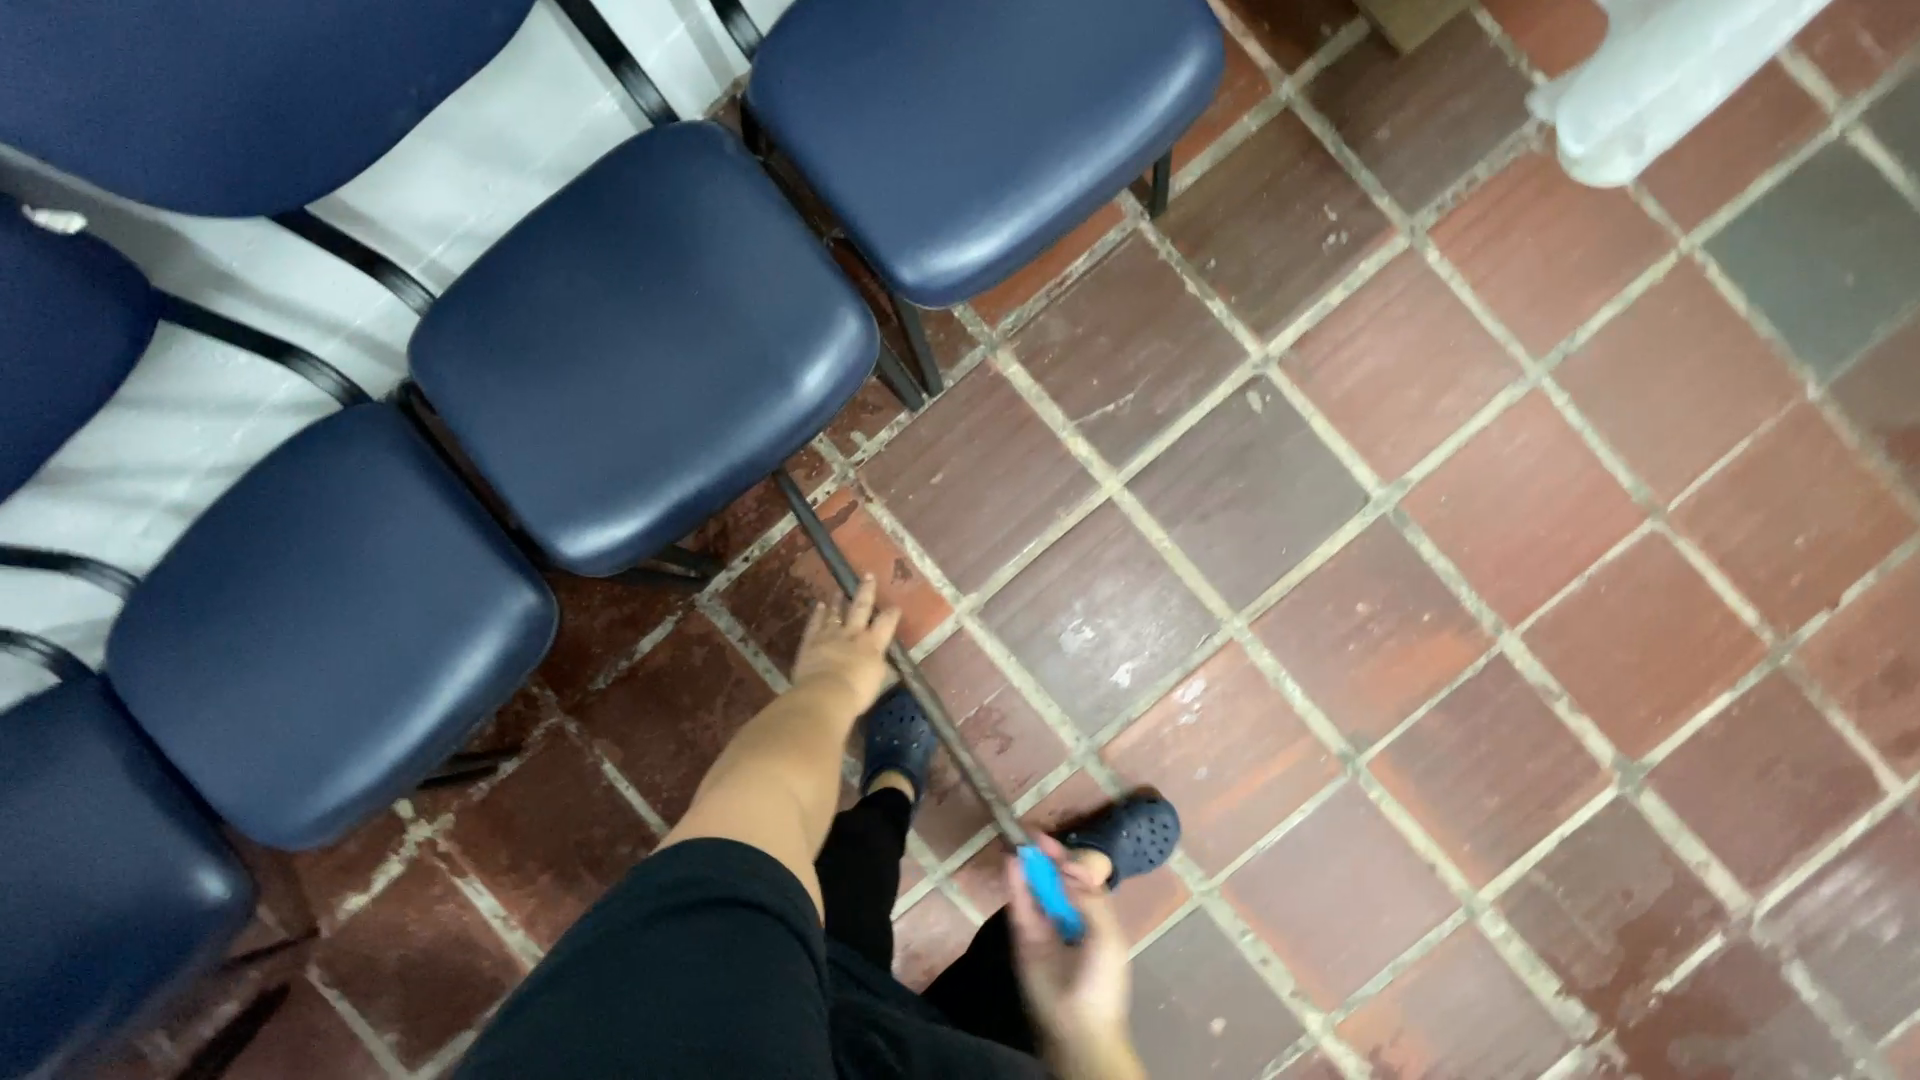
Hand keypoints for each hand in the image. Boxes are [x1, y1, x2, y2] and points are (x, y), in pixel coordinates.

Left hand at [791, 574, 900, 710]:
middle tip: (868, 576)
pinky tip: (820, 605)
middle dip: (866, 591)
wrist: (826, 694)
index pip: (886, 623)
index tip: (895, 606)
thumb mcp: (877, 681)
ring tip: (839, 589)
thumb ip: (880, 667)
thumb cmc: (857, 692)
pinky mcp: (811, 642)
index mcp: (873, 644)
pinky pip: (815, 624)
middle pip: (861, 608)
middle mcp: (853, 634)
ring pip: (835, 612)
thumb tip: (882, 662)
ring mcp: (830, 635)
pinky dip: (818, 614)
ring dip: (838, 601)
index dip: (892, 614)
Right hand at [1006, 837, 1140, 1076]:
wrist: (1078, 1027)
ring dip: (1026, 865)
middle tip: (1030, 835)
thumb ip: (1089, 900)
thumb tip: (1068, 868)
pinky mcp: (1024, 938)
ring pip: (1034, 888)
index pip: (1079, 879)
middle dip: (1044, 857)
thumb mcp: (1108, 937)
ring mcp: (1044, 926)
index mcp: (1093, 915)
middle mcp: (1067, 916)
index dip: (1067, 859)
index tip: (1052, 841)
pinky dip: (1014, 883)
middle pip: (1054, 879)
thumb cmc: (1101, 981)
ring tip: (1016, 842)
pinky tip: (1011, 864)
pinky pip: (1019, 905)